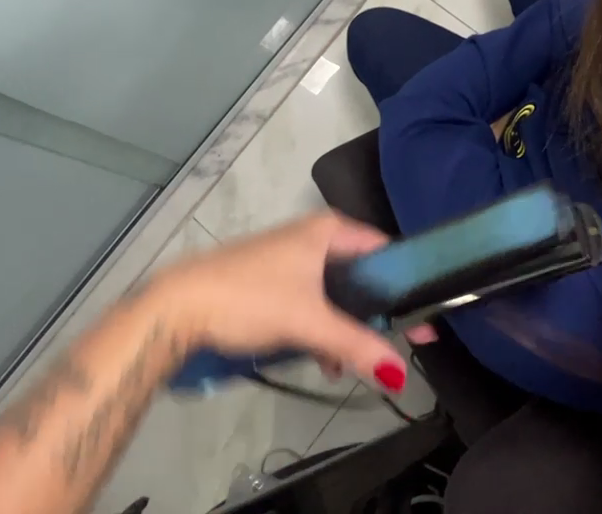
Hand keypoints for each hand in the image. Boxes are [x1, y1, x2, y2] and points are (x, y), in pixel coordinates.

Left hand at [146, 211, 432, 392]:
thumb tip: (400, 373)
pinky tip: (321, 357)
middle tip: (392, 344)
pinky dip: (322, 327)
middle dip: (374, 313)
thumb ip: (356, 345)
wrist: (176, 308)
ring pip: (337, 291)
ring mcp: (293, 258)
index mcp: (330, 229)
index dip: (407, 284)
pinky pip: (314, 301)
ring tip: (347, 362)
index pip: (385, 250)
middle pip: (362, 273)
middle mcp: (315, 236)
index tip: (425, 317)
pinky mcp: (274, 280)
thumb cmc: (249, 297)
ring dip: (345, 327)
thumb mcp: (308, 322)